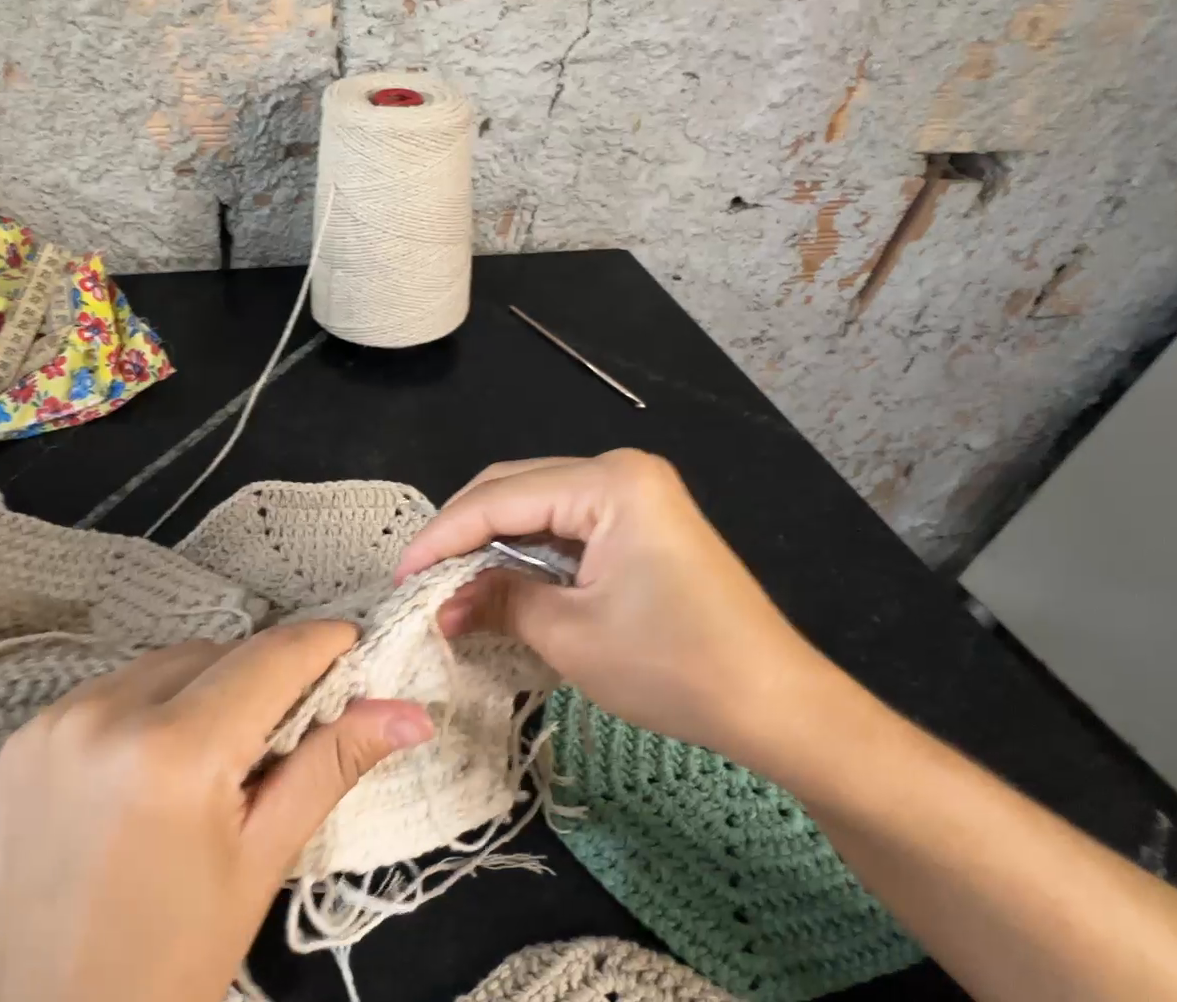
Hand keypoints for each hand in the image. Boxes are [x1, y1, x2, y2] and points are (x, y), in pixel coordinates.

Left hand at [0, 622, 433, 1001]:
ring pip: (163, 665)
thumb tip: (411, 714)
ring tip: (219, 755)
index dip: (321, 643)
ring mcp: (54, 723)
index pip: (269, 658)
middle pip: (216, 654)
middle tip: (287, 729)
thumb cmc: (175, 956)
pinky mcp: (23, 738)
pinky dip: (151, 706)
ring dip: (206, 687)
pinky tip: (157, 762)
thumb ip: (333, 765)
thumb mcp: (264, 859)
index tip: (354, 646)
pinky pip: (112, 690)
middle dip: (263, 677)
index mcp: (175, 753)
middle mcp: (106, 716)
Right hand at [397, 450, 836, 759]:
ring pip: (536, 508)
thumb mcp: (571, 635)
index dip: (441, 537)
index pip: (500, 498)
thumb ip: (499, 602)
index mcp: (610, 482)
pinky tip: (498, 584)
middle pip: (515, 489)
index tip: (400, 576)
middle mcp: (621, 473)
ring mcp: (635, 497)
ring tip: (450, 587)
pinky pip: (565, 529)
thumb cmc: (675, 667)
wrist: (776, 704)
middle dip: (462, 534)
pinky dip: (527, 556)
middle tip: (420, 580)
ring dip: (491, 546)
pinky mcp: (640, 526)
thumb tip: (444, 604)